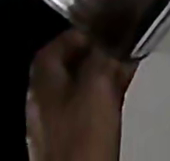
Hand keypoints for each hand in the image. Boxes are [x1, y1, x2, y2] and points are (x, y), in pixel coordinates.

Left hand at [26, 30, 136, 160]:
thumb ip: (103, 54)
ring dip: (104, 73)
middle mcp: (43, 100)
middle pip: (71, 65)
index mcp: (42, 82)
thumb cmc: (82, 134)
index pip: (57, 44)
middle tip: (120, 45)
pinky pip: (87, 107)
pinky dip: (104, 95)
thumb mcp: (97, 83)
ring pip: (81, 86)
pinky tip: (122, 90)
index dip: (82, 34)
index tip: (105, 28)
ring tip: (127, 64)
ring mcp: (55, 123)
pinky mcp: (70, 140)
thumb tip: (110, 34)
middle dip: (97, 54)